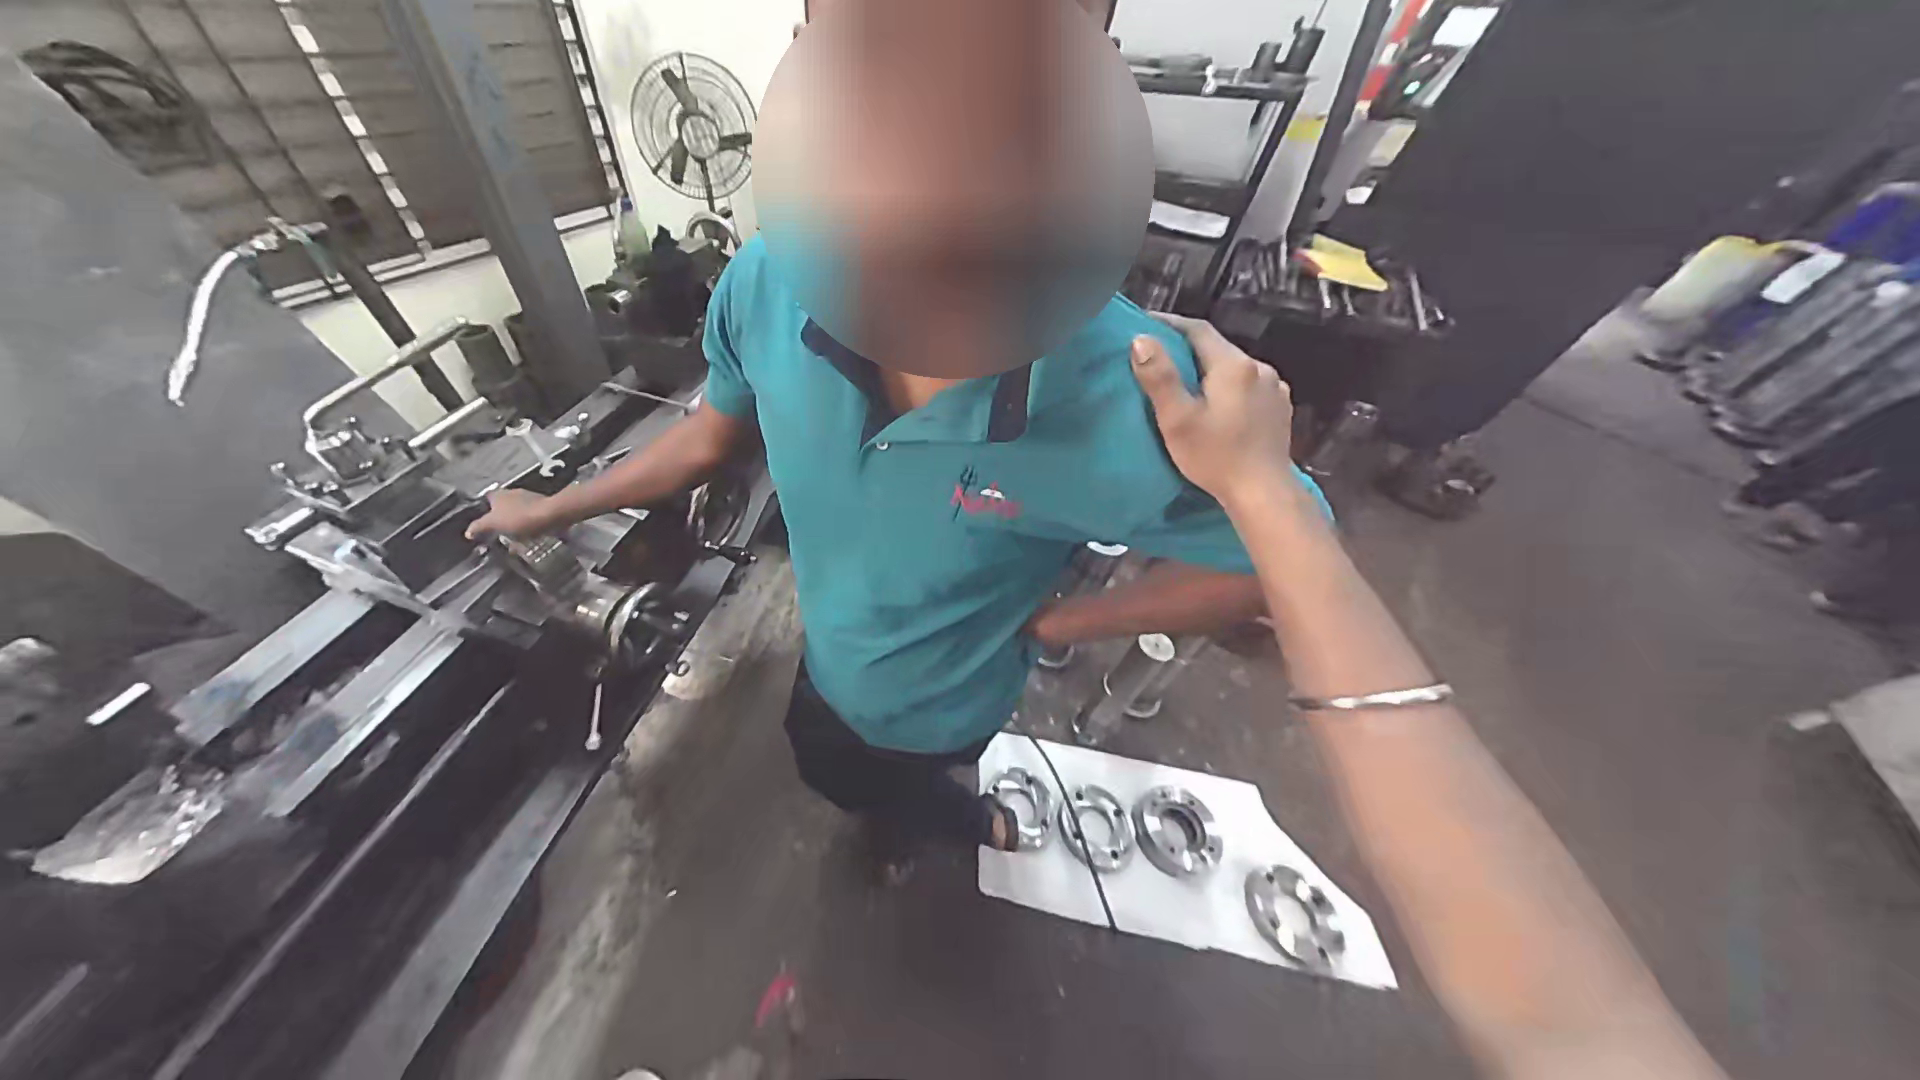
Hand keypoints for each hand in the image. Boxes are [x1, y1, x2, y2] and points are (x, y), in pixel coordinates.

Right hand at [465, 488, 555, 539]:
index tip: (483, 524)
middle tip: (499, 536)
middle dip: (502, 521)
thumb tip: (468, 532)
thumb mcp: (493, 523)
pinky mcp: (546, 508)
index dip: (483, 510)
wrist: (553, 514)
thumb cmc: (520, 517)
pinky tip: (532, 540)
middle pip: (503, 507)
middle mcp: (514, 493)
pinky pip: (534, 520)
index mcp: (499, 494)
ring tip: (515, 543)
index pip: (486, 499)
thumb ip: (479, 527)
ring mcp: (532, 500)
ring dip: (517, 527)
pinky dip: (531, 529)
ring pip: (519, 514)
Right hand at [1131, 314, 1295, 504]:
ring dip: (1210, 369)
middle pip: (1217, 348)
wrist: (1263, 492)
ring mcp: (1274, 388)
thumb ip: (1160, 377)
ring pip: (1234, 368)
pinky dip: (1229, 387)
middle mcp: (1259, 368)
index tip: (1145, 324)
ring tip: (1187, 383)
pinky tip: (1219, 404)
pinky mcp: (1279, 407)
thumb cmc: (1215, 456)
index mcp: (1233, 365)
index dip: (1170, 324)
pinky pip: (1249, 386)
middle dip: (1188, 348)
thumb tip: (1141, 339)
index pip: (1198, 329)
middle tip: (1160, 357)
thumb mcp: (1177, 419)